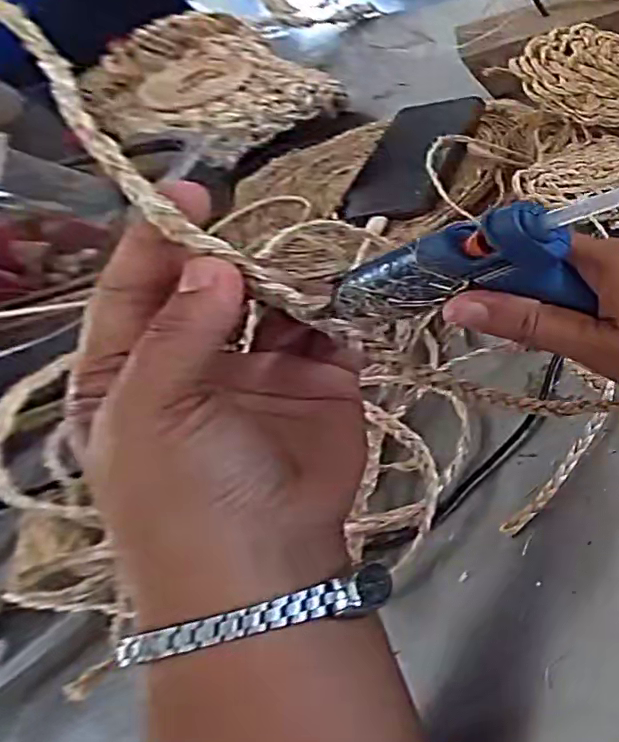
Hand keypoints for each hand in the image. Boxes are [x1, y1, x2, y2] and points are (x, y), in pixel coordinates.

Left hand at [72, 183, 366, 627]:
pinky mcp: (331, 382)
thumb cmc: (183, 489)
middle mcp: (205, 361)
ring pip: (288, 310)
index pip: (142, 292)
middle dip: (246, 259)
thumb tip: (215, 268)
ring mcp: (272, 371)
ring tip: (328, 268)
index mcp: (136, 369)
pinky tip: (359, 305)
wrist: (268, 548)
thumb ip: (184, 338)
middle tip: (278, 231)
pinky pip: (341, 336)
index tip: (190, 193)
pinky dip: (351, 317)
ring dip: (306, 287)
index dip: (160, 243)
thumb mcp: (157, 414)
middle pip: (223, 293)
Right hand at [442, 235, 618, 413]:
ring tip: (591, 342)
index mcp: (618, 256)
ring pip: (604, 270)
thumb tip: (460, 303)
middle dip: (550, 290)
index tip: (484, 295)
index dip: (510, 264)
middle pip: (574, 256)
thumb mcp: (595, 347)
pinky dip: (613, 298)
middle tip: (545, 336)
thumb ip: (531, 322)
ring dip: (582, 298)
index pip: (545, 242)